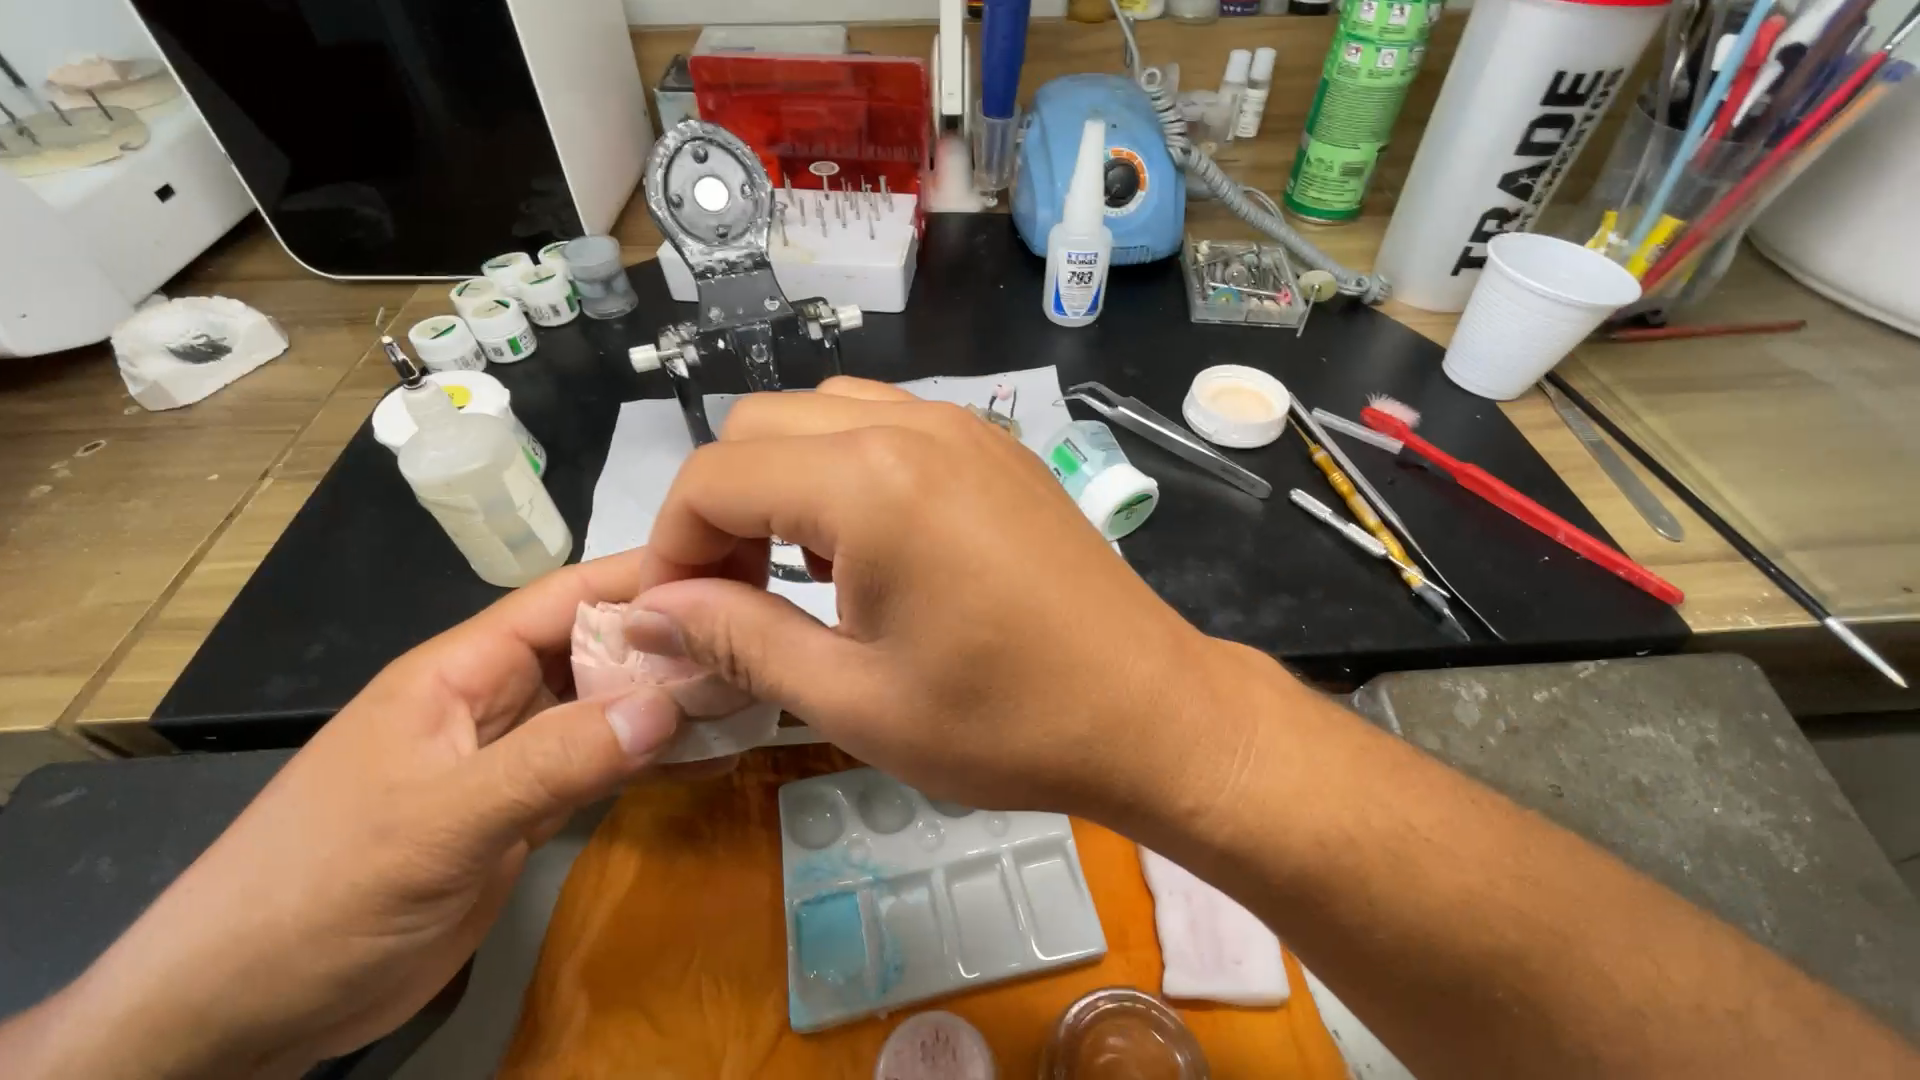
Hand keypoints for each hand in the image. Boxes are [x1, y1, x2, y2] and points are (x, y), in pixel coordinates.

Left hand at [4, 552, 698, 1078]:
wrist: (241, 1013)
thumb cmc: (320, 892)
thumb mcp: (437, 821)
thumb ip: (551, 760)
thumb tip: (666, 703)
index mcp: (459, 672)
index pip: (564, 600)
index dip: (641, 578)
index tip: (728, 573)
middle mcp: (492, 702)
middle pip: (595, 651)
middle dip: (671, 639)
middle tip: (761, 638)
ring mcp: (510, 760)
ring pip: (604, 709)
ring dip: (668, 700)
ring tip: (751, 689)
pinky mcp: (521, 813)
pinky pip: (599, 766)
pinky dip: (649, 757)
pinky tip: (705, 751)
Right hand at [630, 377, 1261, 819]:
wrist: (1150, 713)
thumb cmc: (1004, 723)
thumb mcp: (854, 699)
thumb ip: (738, 638)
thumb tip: (650, 610)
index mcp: (870, 482)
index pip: (714, 476)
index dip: (670, 543)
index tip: (673, 611)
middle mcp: (912, 425)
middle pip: (760, 427)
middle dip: (721, 505)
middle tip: (733, 593)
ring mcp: (963, 425)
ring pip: (822, 415)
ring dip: (784, 481)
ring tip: (804, 571)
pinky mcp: (995, 446)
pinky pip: (886, 425)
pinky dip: (845, 470)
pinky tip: (872, 547)